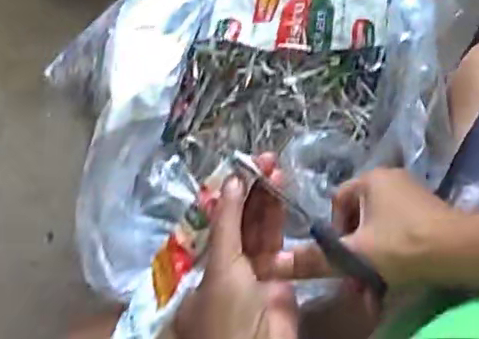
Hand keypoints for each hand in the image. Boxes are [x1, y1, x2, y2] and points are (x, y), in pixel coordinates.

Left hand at [176, 162, 296, 338]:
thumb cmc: (227, 318)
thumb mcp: (221, 269)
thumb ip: (227, 222)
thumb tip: (232, 179)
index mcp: (197, 270)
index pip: (211, 222)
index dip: (225, 193)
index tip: (239, 166)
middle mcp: (222, 268)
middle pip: (236, 220)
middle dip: (249, 189)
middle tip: (263, 159)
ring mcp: (249, 272)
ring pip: (256, 225)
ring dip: (265, 196)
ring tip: (274, 166)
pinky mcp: (276, 275)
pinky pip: (274, 238)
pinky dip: (277, 213)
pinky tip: (281, 188)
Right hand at [270, 167, 460, 289]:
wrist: (454, 249)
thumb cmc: (401, 245)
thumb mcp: (356, 254)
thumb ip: (318, 259)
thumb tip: (275, 262)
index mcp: (370, 178)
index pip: (337, 201)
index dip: (335, 234)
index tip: (343, 260)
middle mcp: (389, 177)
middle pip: (358, 217)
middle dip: (355, 252)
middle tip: (358, 282)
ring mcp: (409, 191)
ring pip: (378, 227)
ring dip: (372, 258)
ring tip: (376, 288)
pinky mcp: (425, 208)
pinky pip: (397, 228)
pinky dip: (391, 252)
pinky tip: (396, 277)